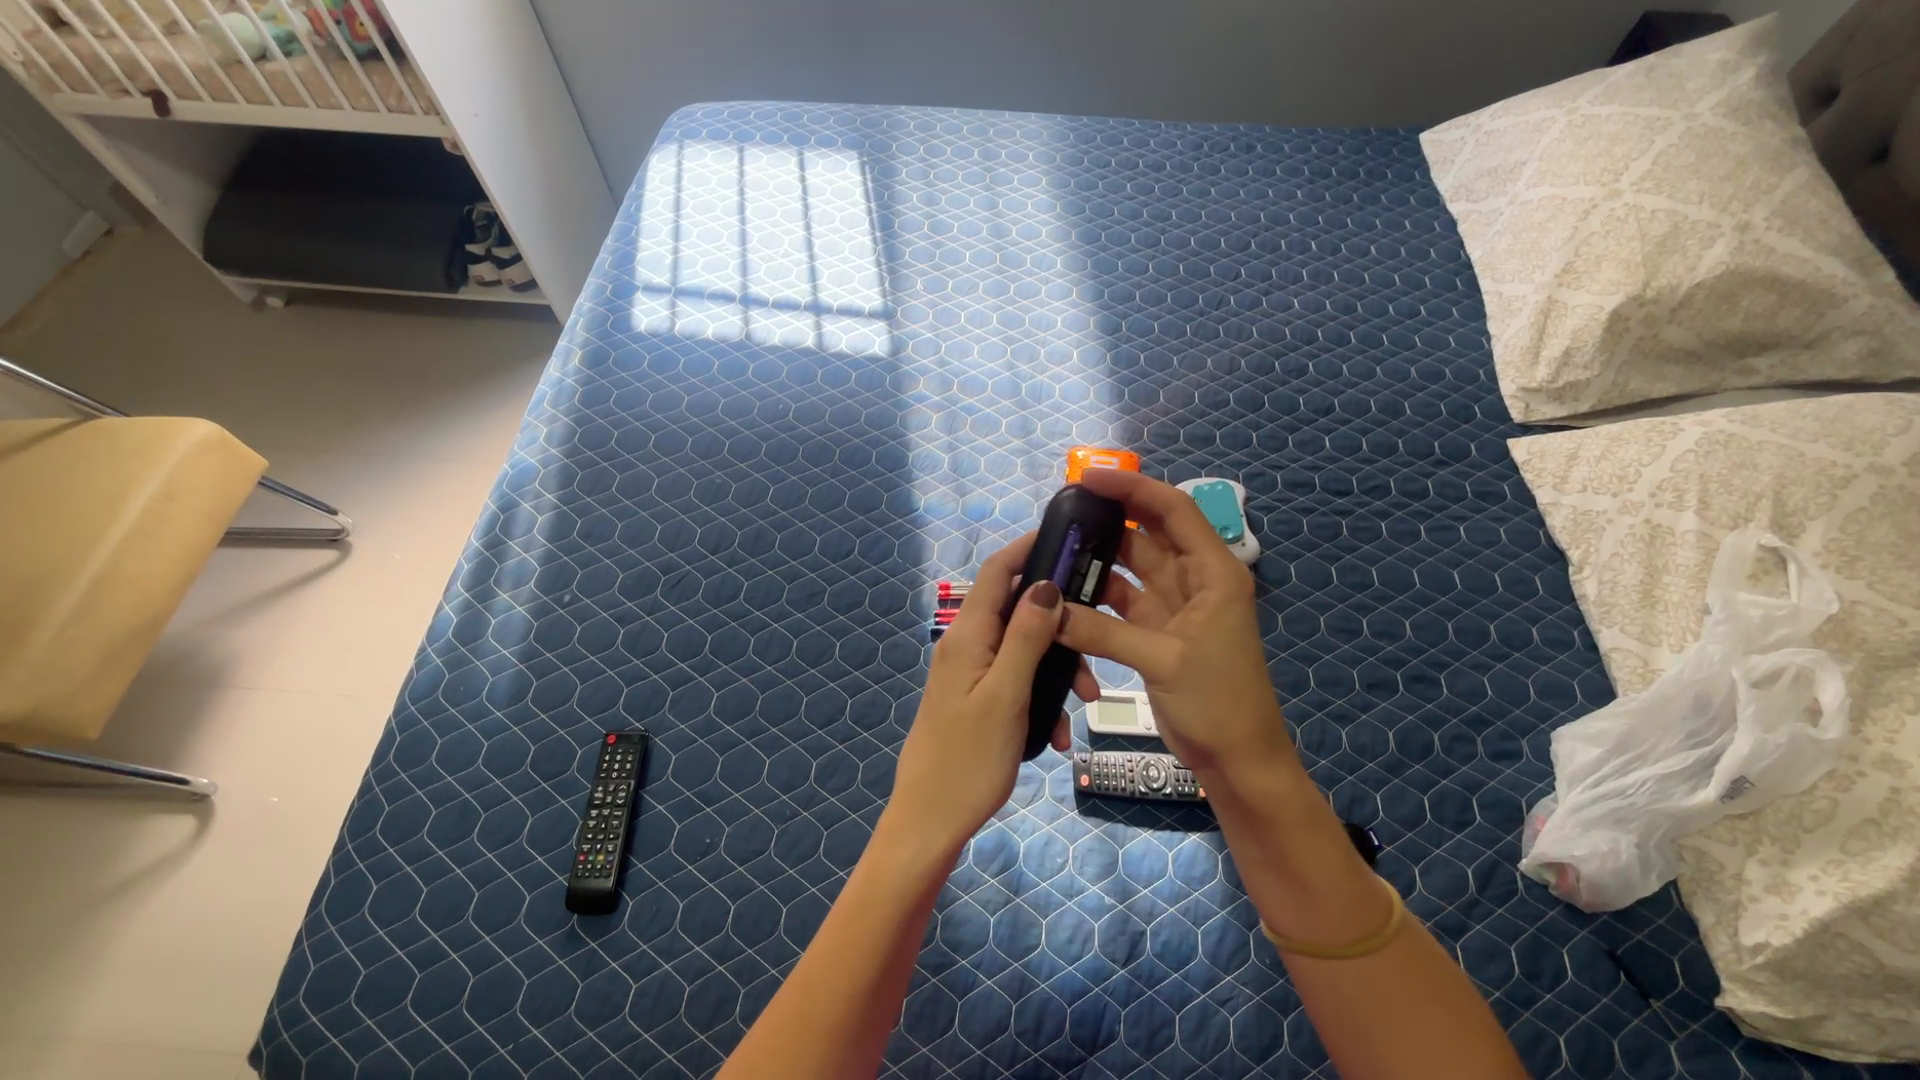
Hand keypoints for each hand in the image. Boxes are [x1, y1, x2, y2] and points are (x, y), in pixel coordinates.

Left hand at [888, 534, 1098, 849]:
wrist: (931, 820)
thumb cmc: (970, 758)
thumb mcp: (1006, 694)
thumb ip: (1026, 636)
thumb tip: (1045, 584)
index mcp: (968, 636)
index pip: (998, 571)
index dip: (1030, 548)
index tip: (1072, 540)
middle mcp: (965, 646)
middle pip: (1018, 610)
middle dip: (1060, 625)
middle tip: (1096, 650)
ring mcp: (969, 674)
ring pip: (1023, 650)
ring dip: (1057, 670)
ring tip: (1085, 704)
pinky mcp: (975, 700)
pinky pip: (1016, 683)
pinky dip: (1041, 699)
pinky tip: (1059, 734)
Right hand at [1056, 469, 1298, 780]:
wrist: (1237, 759)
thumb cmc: (1218, 702)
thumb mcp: (1162, 660)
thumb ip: (1102, 631)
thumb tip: (1047, 608)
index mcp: (1213, 572)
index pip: (1173, 510)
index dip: (1132, 489)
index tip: (1087, 479)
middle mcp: (1193, 580)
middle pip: (1147, 534)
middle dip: (1107, 521)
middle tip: (1059, 514)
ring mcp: (1173, 606)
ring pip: (1129, 569)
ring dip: (1097, 561)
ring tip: (1054, 550)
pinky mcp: (1156, 633)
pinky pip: (1120, 603)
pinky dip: (1095, 599)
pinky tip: (1064, 594)